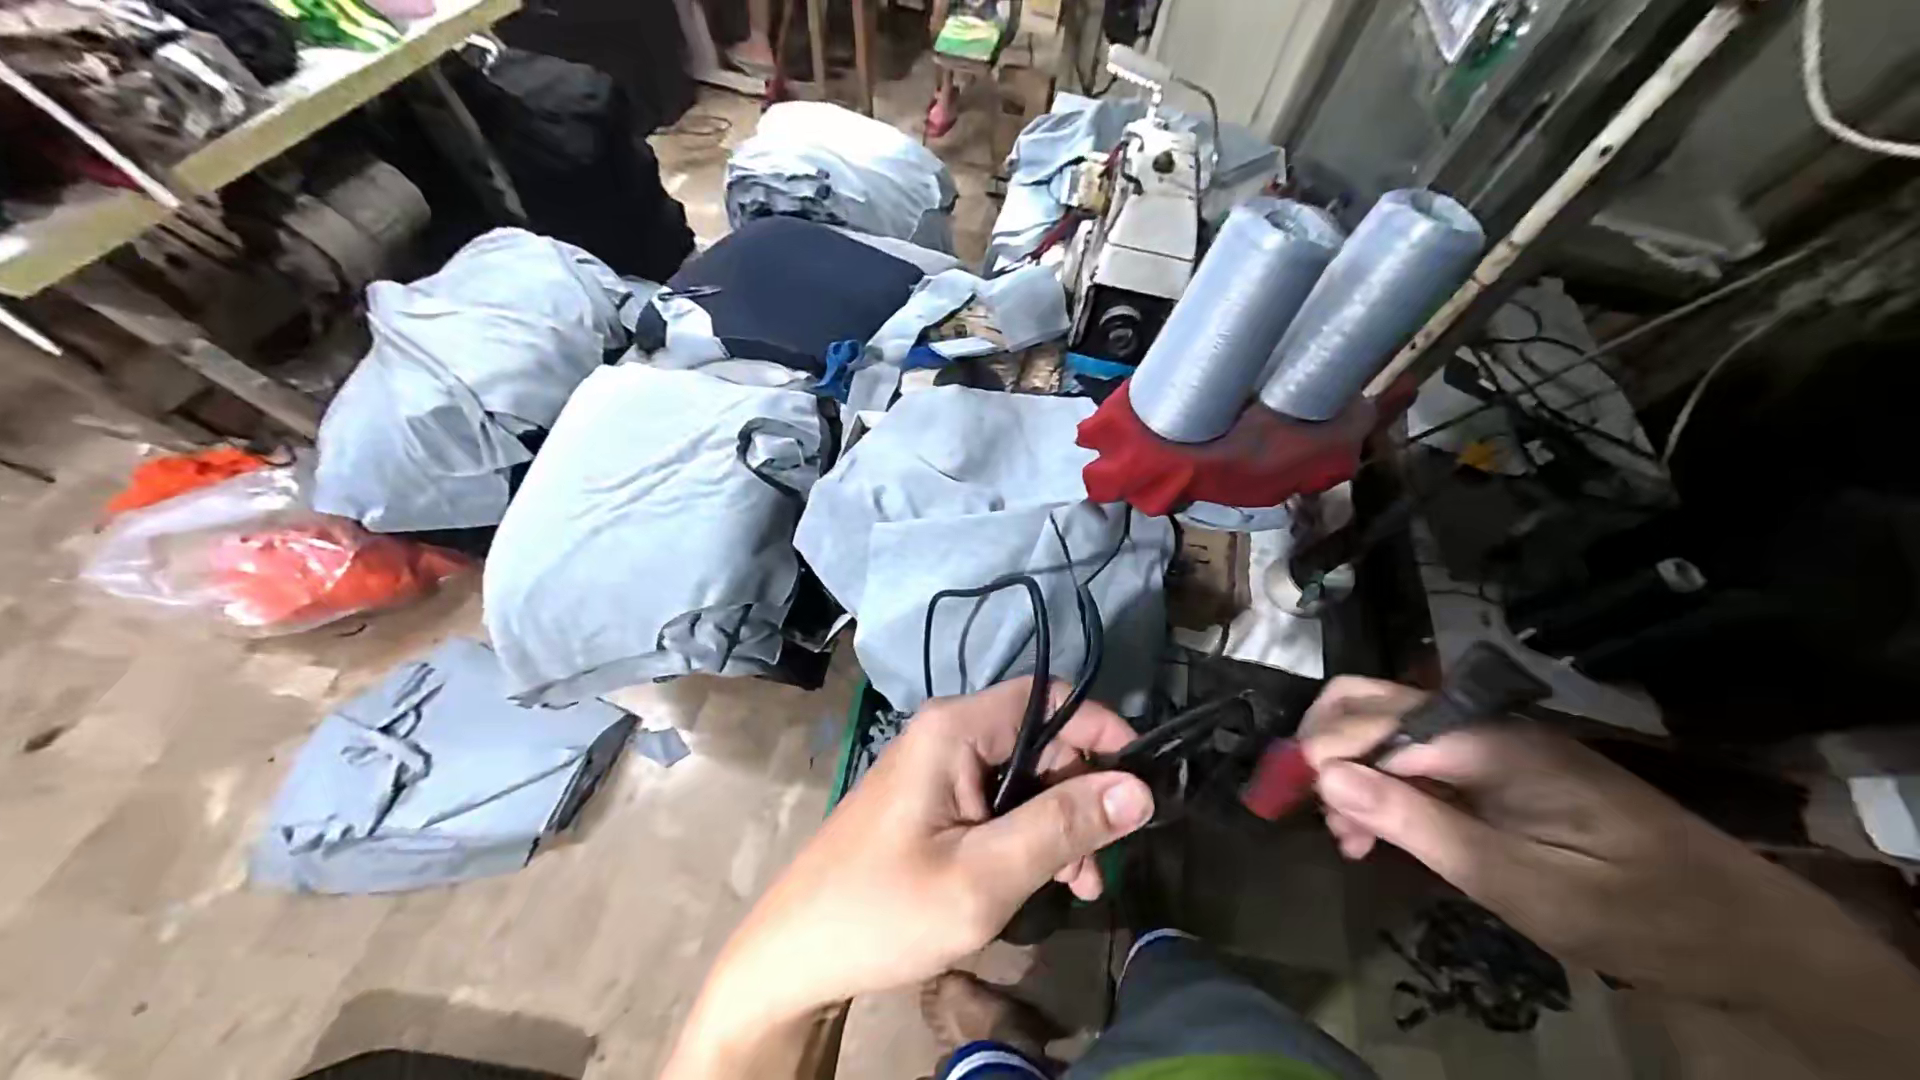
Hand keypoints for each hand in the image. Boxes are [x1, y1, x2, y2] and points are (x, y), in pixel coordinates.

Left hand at [664, 679, 1153, 1077]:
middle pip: (1040, 738)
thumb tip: (1139, 788)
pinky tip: (1045, 876)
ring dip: (1060, 819)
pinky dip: (1029, 830)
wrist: (796, 950)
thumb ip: (1061, 826)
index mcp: (955, 728)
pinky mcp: (937, 795)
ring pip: (1025, 771)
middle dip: (1082, 792)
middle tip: (1101, 862)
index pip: (1050, 699)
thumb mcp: (983, 876)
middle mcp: (949, 731)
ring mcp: (940, 764)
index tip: (1141, 786)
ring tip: (1078, 883)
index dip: (1102, 731)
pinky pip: (999, 795)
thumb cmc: (884, 910)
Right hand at [1295, 676, 1919, 1072]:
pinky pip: (1409, 755)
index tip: (1300, 803)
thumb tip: (1326, 775)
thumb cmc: (1634, 911)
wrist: (1740, 931)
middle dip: (1324, 746)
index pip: (1376, 722)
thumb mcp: (1521, 882)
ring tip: (1344, 834)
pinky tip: (1372, 828)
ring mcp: (1483, 740)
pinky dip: (1377, 783)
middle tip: (1310, 804)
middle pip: (1369, 701)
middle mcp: (1478, 724)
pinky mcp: (1488, 764)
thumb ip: (1418, 824)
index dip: (1326, 756)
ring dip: (1346, 767)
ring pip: (1380, 725)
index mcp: (1489, 740)